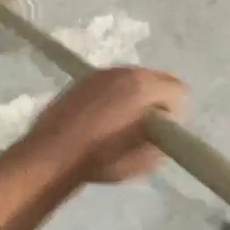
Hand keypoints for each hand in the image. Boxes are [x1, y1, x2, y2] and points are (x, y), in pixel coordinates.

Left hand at [19, 66, 186, 184]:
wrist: (51, 155)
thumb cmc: (101, 158)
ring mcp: (97, 74)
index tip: (163, 130)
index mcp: (141, 86)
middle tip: (144, 126)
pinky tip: (101, 117)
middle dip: (154, 99)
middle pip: (153, 78)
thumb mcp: (145, 158)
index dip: (174, 111)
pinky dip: (112, 95)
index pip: (178, 89)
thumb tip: (161, 131)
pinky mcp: (79, 81)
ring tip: (121, 122)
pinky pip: (107, 83)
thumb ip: (163, 139)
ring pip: (129, 78)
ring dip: (132, 95)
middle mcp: (121, 71)